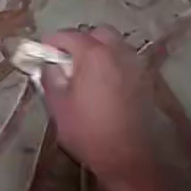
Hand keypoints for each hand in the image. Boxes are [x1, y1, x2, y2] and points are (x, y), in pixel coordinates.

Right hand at [38, 27, 164, 190]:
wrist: (128, 156)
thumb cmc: (89, 131)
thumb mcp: (58, 106)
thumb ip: (51, 78)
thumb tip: (50, 65)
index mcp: (95, 55)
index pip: (70, 35)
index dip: (53, 41)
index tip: (44, 51)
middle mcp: (119, 52)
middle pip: (98, 34)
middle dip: (82, 41)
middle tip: (68, 60)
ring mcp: (136, 65)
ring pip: (116, 45)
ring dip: (100, 52)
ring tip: (87, 73)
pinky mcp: (146, 80)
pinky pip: (127, 61)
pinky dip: (114, 65)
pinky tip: (105, 84)